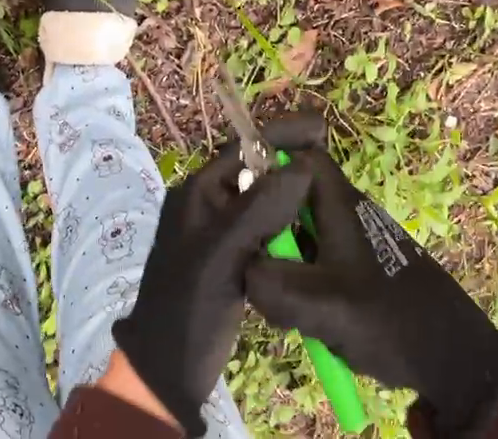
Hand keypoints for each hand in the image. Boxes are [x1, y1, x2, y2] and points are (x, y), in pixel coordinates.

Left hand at [110, 116, 322, 435]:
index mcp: (198, 192)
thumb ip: (261, 206)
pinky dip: (288, 225)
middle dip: (291, 162)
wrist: (167, 369)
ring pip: (263, 200)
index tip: (321, 128)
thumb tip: (303, 166)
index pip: (245, 148)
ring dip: (292, 195)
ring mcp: (218, 233)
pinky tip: (312, 233)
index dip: (283, 134)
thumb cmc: (189, 304)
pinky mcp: (231, 259)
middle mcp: (207, 204)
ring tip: (328, 193)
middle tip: (330, 160)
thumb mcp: (223, 252)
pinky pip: (265, 229)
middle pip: (255, 171)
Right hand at [243, 150, 497, 431]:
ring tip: (275, 298)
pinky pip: (316, 263)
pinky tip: (298, 315)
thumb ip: (277, 286)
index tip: (239, 193)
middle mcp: (346, 215)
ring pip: (303, 235)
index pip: (302, 157)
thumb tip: (243, 268)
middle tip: (252, 260)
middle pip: (294, 197)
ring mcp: (353, 244)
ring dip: (284, 259)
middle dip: (268, 224)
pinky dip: (301, 281)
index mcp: (342, 205)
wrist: (453, 357)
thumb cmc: (392, 320)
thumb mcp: (327, 306)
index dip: (269, 163)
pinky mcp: (357, 272)